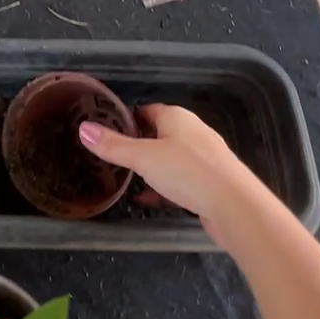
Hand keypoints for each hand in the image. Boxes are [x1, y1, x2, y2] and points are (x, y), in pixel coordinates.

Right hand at [78, 103, 250, 222]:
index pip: (149, 110)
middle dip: (140, 143)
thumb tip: (83, 128)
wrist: (236, 208)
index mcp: (178, 118)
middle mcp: (194, 133)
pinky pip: (182, 181)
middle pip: (161, 134)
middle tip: (115, 155)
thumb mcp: (143, 157)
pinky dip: (165, 188)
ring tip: (128, 178)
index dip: (129, 118)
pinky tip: (149, 201)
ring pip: (172, 159)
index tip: (109, 129)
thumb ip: (113, 145)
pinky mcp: (212, 184)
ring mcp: (205, 159)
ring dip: (153, 168)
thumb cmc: (188, 172)